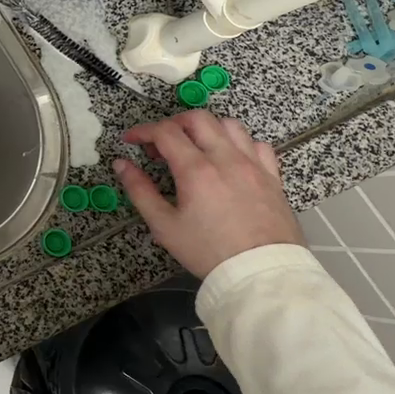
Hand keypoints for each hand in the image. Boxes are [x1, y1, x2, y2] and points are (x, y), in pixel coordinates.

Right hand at [113, 110, 302, 278]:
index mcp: (196, 170)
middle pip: (198, 119)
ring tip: (195, 146)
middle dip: (173, 123)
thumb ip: (139, 190)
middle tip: (161, 143)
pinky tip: (230, 158)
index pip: (165, 131)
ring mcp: (254, 166)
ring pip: (230, 125)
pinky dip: (239, 143)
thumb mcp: (164, 225)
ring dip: (206, 128)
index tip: (130, 141)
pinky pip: (257, 145)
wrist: (263, 274)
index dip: (142, 131)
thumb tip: (121, 164)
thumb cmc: (209, 251)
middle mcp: (226, 159)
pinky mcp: (273, 177)